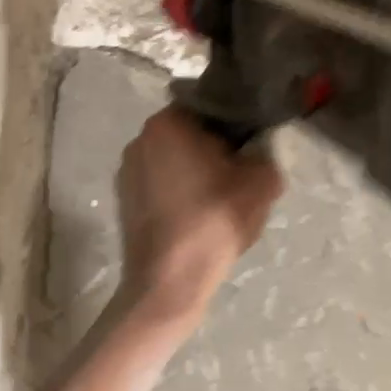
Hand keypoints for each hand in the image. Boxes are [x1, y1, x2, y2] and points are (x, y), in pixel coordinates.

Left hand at [113, 106, 283, 330]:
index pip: (210, 108)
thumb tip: (258, 151)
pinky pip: (160, 186)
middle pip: (189, 135)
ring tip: (218, 203)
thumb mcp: (261, 183)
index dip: (235, 127)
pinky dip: (178, 194)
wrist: (168, 282)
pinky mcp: (124, 200)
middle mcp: (139, 138)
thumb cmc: (213, 222)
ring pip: (174, 161)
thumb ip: (266, 153)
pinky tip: (196, 219)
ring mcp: (126, 171)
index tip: (250, 150)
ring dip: (196, 174)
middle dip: (214, 151)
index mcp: (167, 122)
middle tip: (238, 178)